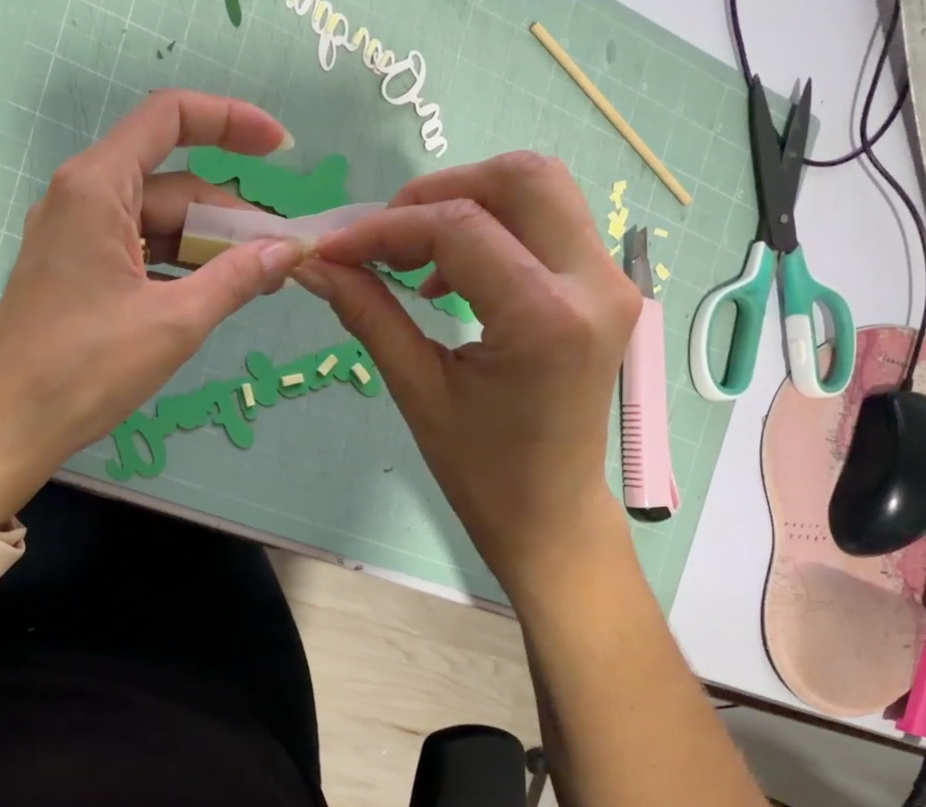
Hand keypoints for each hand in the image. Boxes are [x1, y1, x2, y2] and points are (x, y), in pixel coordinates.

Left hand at [0, 90, 307, 525]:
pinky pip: (130, 253)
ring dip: (203, 247)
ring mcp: (66, 239)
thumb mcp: (174, 323)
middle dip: (227, 216)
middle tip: (278, 258)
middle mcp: (76, 200)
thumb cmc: (87, 371)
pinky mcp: (65, 275)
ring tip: (253, 282)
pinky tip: (206, 296)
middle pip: (168, 184)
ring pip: (151, 223)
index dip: (232, 122)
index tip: (280, 151)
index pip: (170, 118)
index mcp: (95, 188)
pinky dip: (171, 267)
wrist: (12, 427)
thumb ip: (236, 278)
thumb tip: (287, 250)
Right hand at [291, 152, 640, 592]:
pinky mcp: (605, 288)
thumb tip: (315, 267)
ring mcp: (609, 281)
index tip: (332, 248)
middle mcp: (592, 283)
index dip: (385, 229)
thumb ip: (369, 315)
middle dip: (438, 192)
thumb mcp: (417, 390)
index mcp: (543, 318)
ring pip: (542, 191)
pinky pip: (549, 225)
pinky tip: (449, 276)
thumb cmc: (479, 468)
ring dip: (468, 205)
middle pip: (521, 178)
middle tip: (382, 236)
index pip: (459, 230)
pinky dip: (493, 229)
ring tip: (410, 258)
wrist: (548, 510)